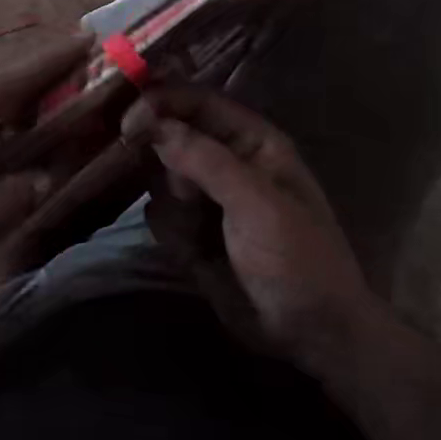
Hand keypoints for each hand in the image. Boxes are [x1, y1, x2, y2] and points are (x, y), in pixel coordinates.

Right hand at [132, 87, 376, 357]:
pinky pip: (158, 212)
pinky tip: (194, 253)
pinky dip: (168, 230)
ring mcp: (206, 195)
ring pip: (158, 175)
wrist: (313, 338)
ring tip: (194, 232)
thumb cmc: (298, 261)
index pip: (196, 101)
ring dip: (168, 202)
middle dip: (158, 156)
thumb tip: (153, 124)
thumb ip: (206, 160)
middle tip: (162, 182)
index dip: (161, 103)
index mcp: (251, 141)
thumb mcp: (259, 206)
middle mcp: (224, 160)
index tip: (127, 121)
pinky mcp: (190, 228)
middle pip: (169, 133)